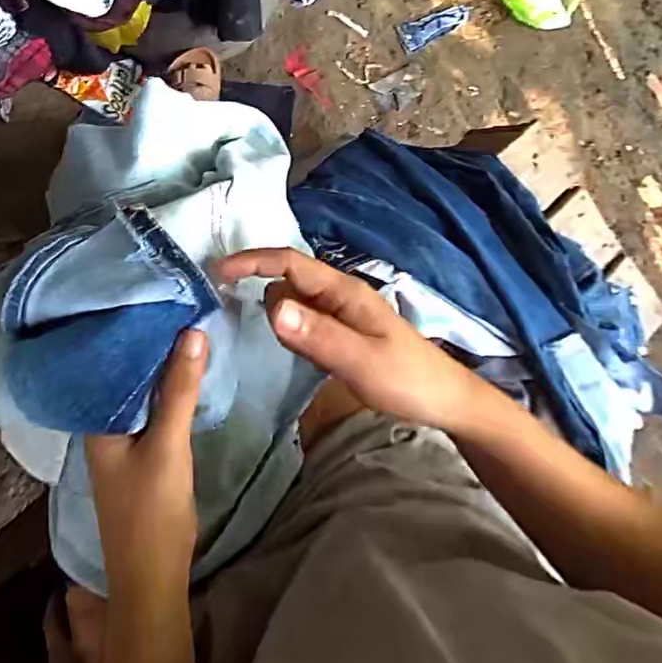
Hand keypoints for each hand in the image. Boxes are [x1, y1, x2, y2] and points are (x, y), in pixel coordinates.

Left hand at [83, 329, 206, 593]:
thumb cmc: (151, 509)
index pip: (110, 362)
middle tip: (175, 303)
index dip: (132, 331)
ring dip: (160, 366)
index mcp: (96, 420)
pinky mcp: (141, 451)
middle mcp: (103, 425)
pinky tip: (186, 371)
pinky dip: (167, 388)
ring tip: (184, 326)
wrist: (153, 575)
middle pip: (125, 374)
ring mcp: (122, 440)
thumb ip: (180, 390)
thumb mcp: (168, 445)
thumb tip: (193, 331)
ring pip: (141, 391)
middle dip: (149, 344)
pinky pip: (153, 407)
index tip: (155, 297)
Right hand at [212, 248, 489, 431]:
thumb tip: (270, 305)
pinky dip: (287, 328)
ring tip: (262, 340)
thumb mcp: (361, 360)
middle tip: (238, 321)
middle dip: (258, 289)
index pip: (289, 262)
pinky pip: (302, 320)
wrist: (444, 401)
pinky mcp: (339, 332)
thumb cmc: (407, 378)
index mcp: (343, 291)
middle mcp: (338, 294)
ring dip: (273, 312)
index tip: (217, 272)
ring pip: (292, 300)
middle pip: (286, 279)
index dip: (252, 261)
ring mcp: (339, 313)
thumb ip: (317, 334)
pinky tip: (287, 350)